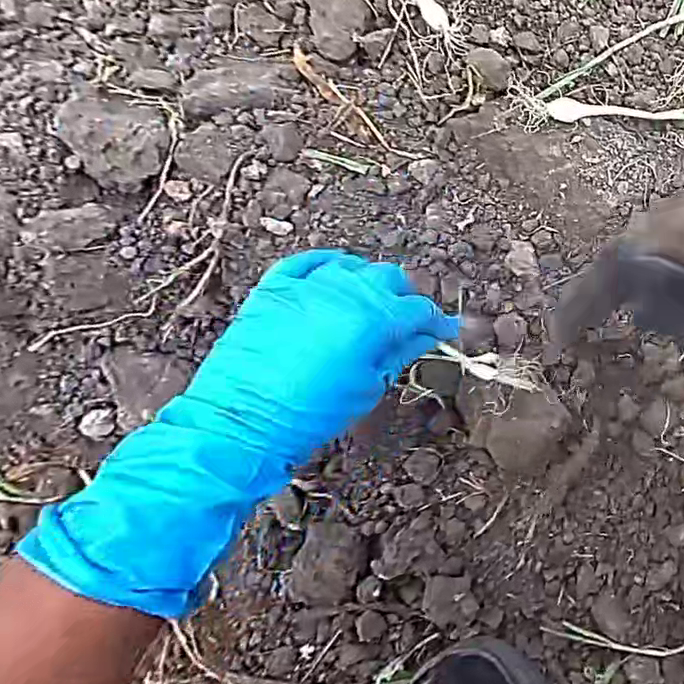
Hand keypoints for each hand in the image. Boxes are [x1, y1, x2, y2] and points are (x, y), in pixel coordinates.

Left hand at [169, 249, 461, 455]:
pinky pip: (309, 261)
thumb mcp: (367, 387)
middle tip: (407, 321)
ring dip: (369, 282)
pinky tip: (336, 273)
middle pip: (390, 278)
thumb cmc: (308, 413)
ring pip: (354, 266)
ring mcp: (308, 285)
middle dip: (405, 297)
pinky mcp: (276, 287)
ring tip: (370, 304)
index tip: (443, 330)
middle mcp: (344, 292)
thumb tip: (425, 338)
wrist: (241, 422)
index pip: (418, 309)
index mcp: (373, 319)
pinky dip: (327, 264)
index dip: (436, 321)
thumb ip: (399, 354)